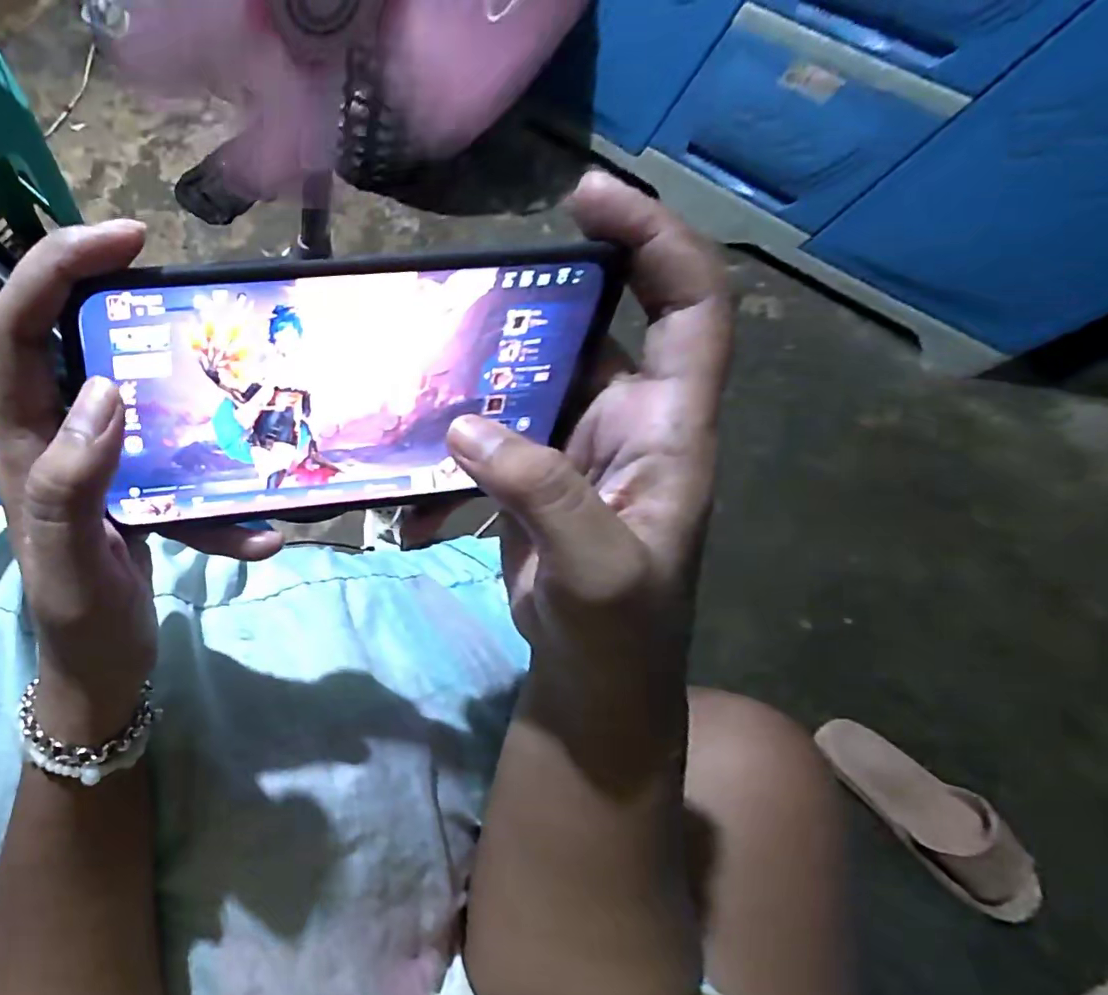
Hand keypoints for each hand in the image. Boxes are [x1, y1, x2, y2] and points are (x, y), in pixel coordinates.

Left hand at [0, 221, 283, 736]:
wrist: (103, 673)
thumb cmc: (80, 625)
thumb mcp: (73, 563)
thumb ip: (70, 483)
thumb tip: (105, 391)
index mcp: (24, 445)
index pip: (16, 331)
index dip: (56, 269)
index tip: (127, 238)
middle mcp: (56, 438)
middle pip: (74, 341)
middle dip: (123, 301)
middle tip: (187, 293)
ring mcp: (100, 461)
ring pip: (137, 393)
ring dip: (188, 389)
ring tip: (241, 392)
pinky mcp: (137, 485)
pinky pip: (180, 461)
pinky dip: (220, 492)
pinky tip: (259, 533)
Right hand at [439, 173, 732, 728]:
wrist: (592, 679)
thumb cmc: (620, 630)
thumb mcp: (597, 566)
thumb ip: (544, 492)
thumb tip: (466, 425)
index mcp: (670, 431)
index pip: (691, 308)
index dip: (653, 241)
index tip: (586, 201)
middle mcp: (626, 425)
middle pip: (588, 335)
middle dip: (528, 312)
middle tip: (461, 303)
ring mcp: (572, 452)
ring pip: (525, 388)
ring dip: (471, 391)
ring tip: (416, 398)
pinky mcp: (531, 482)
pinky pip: (488, 446)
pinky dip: (450, 467)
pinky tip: (417, 507)